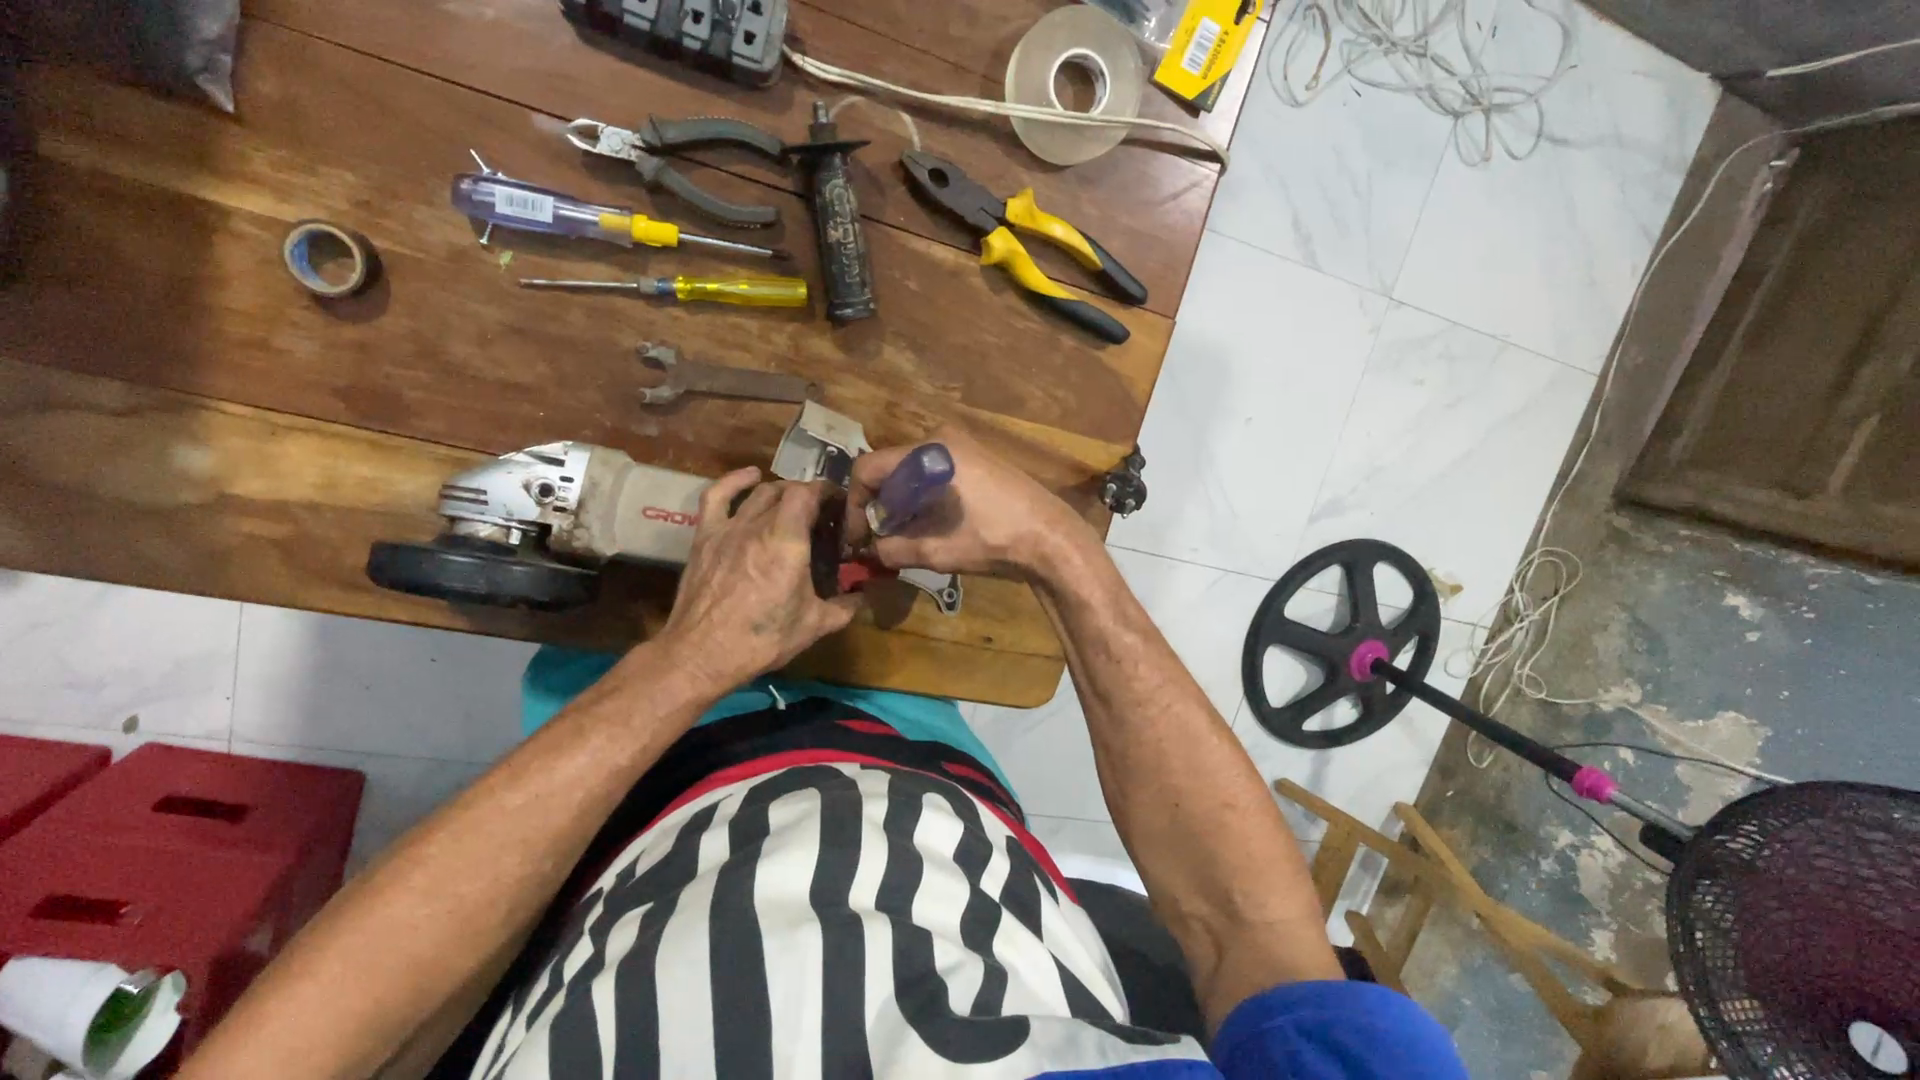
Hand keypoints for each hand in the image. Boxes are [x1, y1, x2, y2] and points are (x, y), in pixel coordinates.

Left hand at [657, 468, 860, 690]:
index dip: (826, 493)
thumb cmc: (762, 640)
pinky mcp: (704, 536)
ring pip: (759, 493)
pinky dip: (735, 481)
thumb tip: (867, 595)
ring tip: (792, 503)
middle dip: (807, 496)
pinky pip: (717, 496)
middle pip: (786, 491)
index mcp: (788, 541)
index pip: (809, 494)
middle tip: (820, 514)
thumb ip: (846, 606)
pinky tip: (750, 476)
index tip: (839, 505)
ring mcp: (728, 528)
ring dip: (780, 491)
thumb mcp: (815, 626)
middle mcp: (758, 525)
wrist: (702, 654)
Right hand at [846, 426, 1094, 580]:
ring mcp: (962, 447)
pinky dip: (922, 498)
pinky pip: (933, 473)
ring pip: (911, 472)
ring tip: (904, 537)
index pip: (868, 469)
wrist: (1051, 538)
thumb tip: (870, 549)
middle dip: (879, 505)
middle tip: (879, 539)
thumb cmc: (993, 540)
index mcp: (928, 453)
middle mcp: (941, 440)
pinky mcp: (977, 459)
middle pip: (889, 468)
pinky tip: (930, 525)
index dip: (855, 505)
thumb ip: (893, 548)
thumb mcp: (936, 551)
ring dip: (901, 503)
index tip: (858, 536)